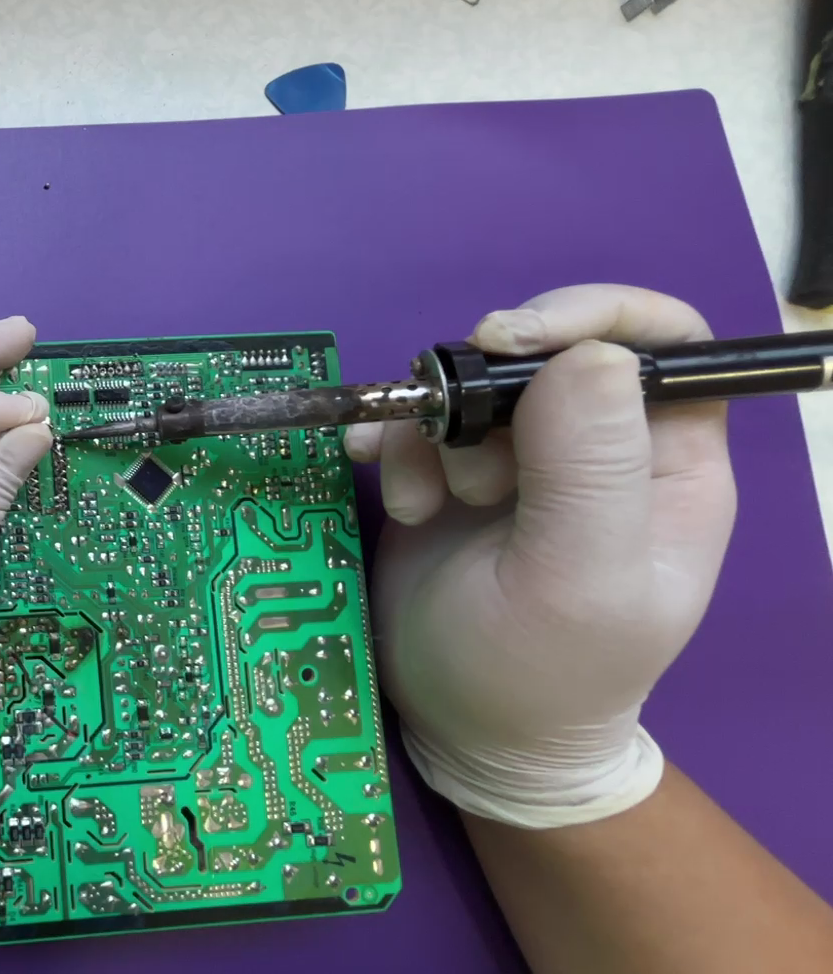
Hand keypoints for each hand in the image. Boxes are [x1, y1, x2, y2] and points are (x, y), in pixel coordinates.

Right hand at [345, 285, 736, 828]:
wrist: (459, 723)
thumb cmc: (538, 667)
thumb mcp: (576, 579)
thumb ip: (589, 470)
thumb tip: (584, 354)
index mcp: (662, 464)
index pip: (658, 344)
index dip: (588, 320)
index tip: (503, 340)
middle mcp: (588, 451)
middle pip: (537, 359)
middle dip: (481, 399)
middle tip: (461, 468)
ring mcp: (506, 464)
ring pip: (459, 391)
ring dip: (426, 436)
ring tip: (423, 507)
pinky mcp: (436, 478)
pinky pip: (406, 426)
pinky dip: (384, 445)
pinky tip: (381, 487)